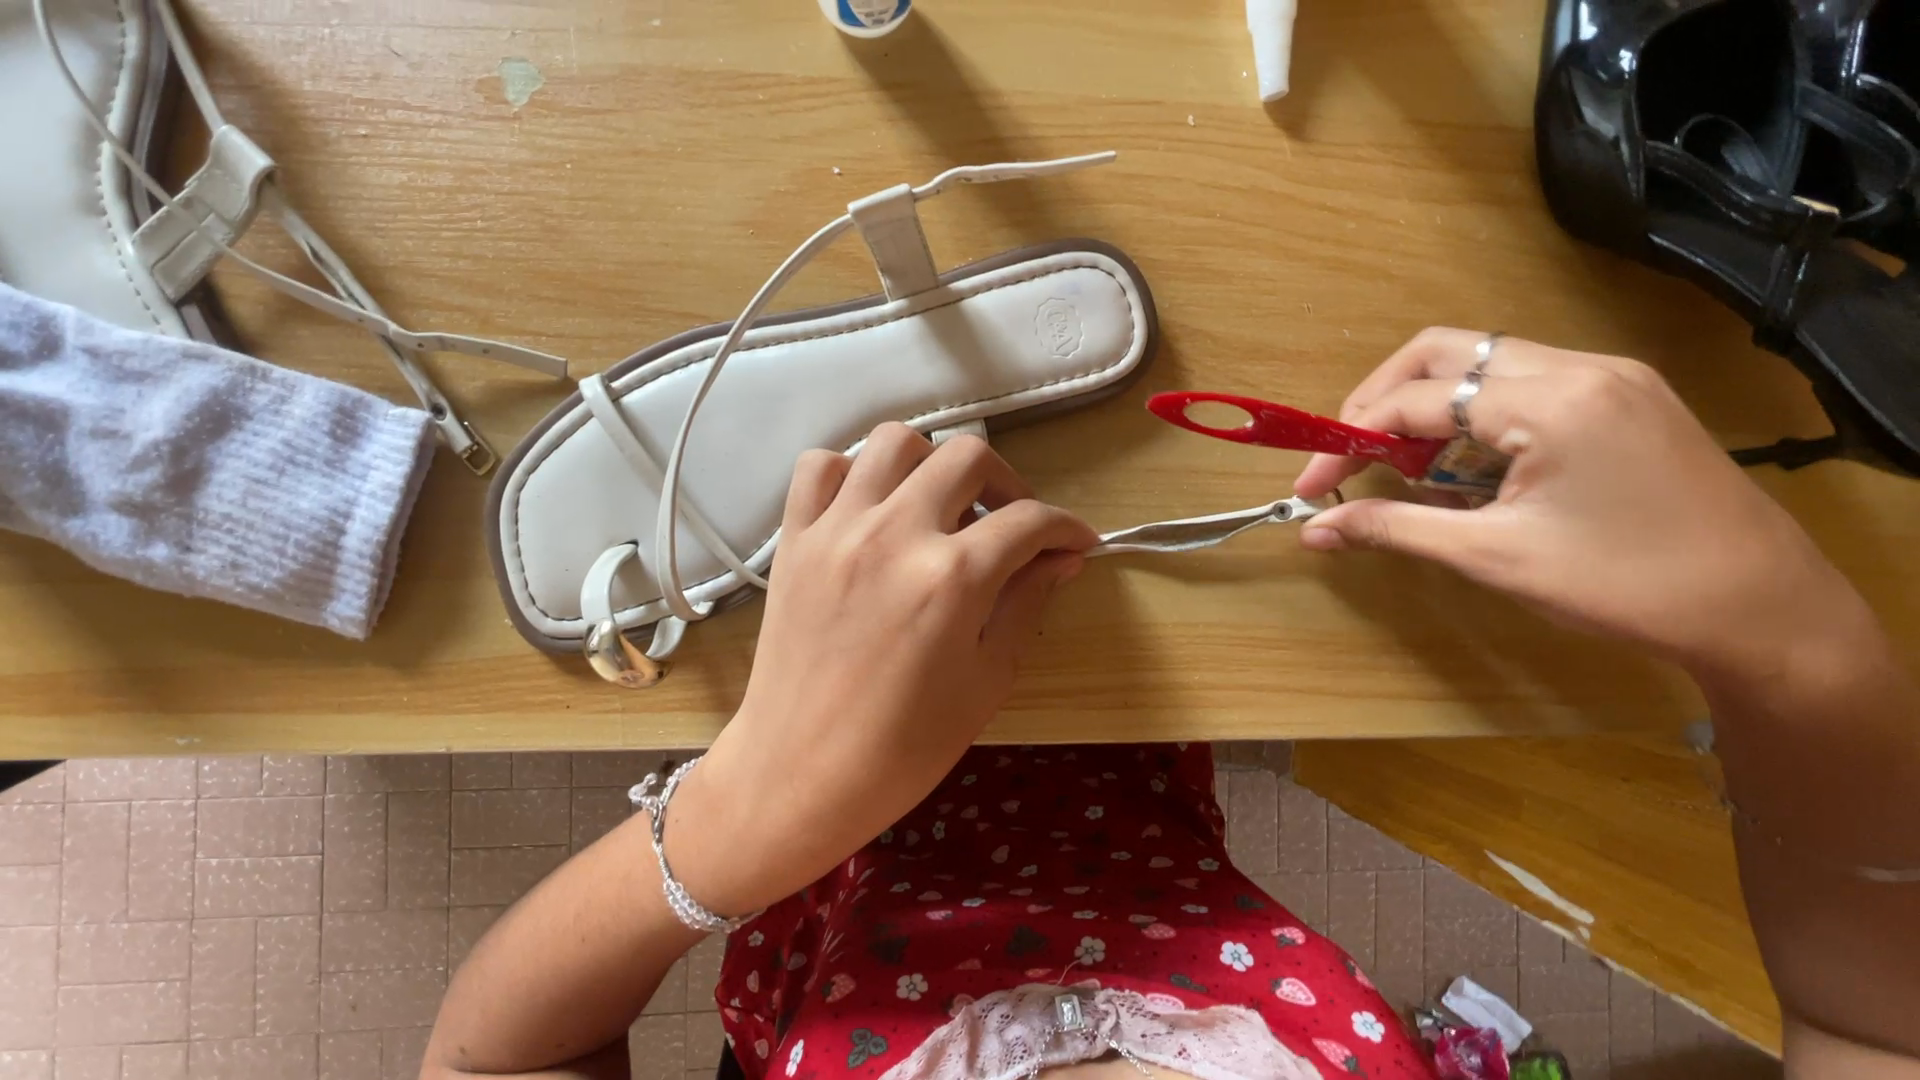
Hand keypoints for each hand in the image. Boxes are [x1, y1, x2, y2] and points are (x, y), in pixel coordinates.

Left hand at [666, 423, 1095, 915]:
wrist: (799, 775)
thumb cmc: (905, 747)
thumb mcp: (987, 680)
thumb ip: (1027, 602)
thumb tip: (1061, 557)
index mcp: (952, 576)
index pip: (1029, 521)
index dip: (1066, 528)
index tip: (1075, 544)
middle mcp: (895, 533)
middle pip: (968, 457)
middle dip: (1008, 484)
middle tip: (1013, 525)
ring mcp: (837, 529)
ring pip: (895, 442)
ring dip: (932, 464)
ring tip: (942, 508)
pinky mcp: (795, 539)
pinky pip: (821, 467)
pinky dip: (854, 472)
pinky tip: (874, 509)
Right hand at [1292, 328, 1872, 677]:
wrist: (1763, 610)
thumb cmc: (1623, 585)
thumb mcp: (1494, 557)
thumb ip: (1394, 530)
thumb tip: (1313, 531)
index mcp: (1552, 401)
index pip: (1415, 400)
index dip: (1346, 439)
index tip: (1309, 488)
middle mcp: (1580, 367)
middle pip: (1443, 351)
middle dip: (1378, 399)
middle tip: (1346, 454)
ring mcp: (1609, 376)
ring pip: (1482, 361)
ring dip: (1425, 405)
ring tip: (1402, 466)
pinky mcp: (1624, 396)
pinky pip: (1522, 382)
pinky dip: (1472, 413)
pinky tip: (1464, 464)